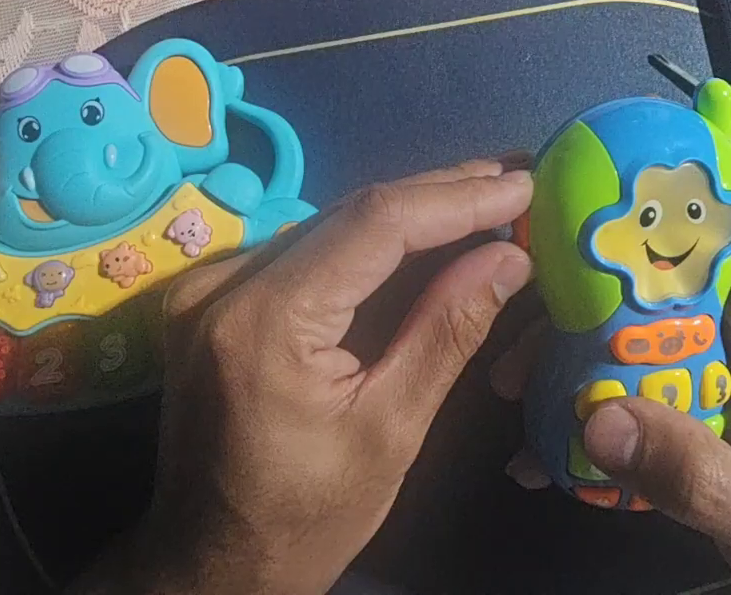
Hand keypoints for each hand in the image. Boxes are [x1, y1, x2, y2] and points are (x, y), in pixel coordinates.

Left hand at [78, 159, 534, 594]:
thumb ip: (447, 331)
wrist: (207, 561)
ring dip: (412, 208)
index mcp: (266, 322)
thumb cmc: (305, 517)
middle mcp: (226, 281)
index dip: (455, 198)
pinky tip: (425, 227)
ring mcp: (213, 280)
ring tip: (485, 193)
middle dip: (441, 192)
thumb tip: (510, 256)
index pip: (374, 225)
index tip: (522, 185)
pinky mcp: (216, 288)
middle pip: (352, 211)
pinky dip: (373, 236)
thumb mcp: (390, 433)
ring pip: (332, 221)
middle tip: (514, 175)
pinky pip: (310, 244)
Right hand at [492, 169, 730, 594]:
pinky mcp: (690, 419)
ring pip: (631, 328)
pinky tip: (540, 445)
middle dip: (593, 269)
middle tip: (522, 278)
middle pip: (663, 267)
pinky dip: (579, 408)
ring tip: (514, 380)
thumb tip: (596, 418)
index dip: (698, 172)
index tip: (622, 161)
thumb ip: (699, 473)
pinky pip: (624, 391)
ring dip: (570, 346)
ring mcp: (713, 376)